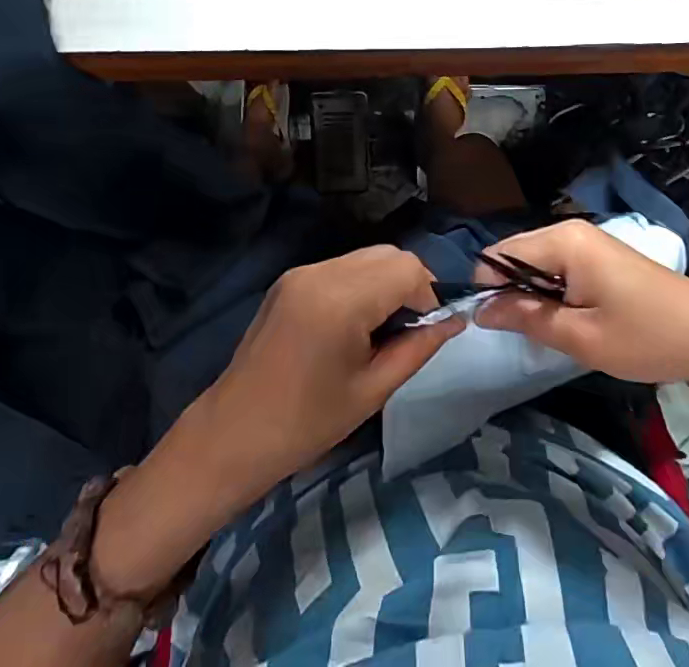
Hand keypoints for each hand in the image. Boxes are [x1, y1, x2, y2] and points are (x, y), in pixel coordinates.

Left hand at [195, 245, 464, 485]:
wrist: (233, 433)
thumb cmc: (306, 423)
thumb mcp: (373, 390)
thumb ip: (418, 347)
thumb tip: (454, 321)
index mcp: (340, 300)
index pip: (407, 268)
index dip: (429, 295)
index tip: (427, 331)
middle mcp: (319, 273)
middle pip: (388, 254)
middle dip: (411, 284)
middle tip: (410, 329)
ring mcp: (300, 273)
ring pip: (366, 257)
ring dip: (386, 283)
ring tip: (382, 329)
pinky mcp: (288, 280)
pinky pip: (341, 267)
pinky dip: (362, 285)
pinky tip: (355, 323)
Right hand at [474, 219, 688, 384]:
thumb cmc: (645, 337)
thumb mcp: (579, 336)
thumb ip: (524, 317)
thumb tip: (479, 310)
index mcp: (563, 241)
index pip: (497, 255)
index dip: (486, 288)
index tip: (491, 325)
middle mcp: (571, 230)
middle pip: (514, 254)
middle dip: (508, 290)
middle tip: (523, 332)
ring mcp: (588, 240)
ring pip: (534, 261)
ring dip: (530, 293)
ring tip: (548, 327)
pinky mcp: (600, 254)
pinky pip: (556, 265)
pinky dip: (550, 290)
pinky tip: (568, 317)